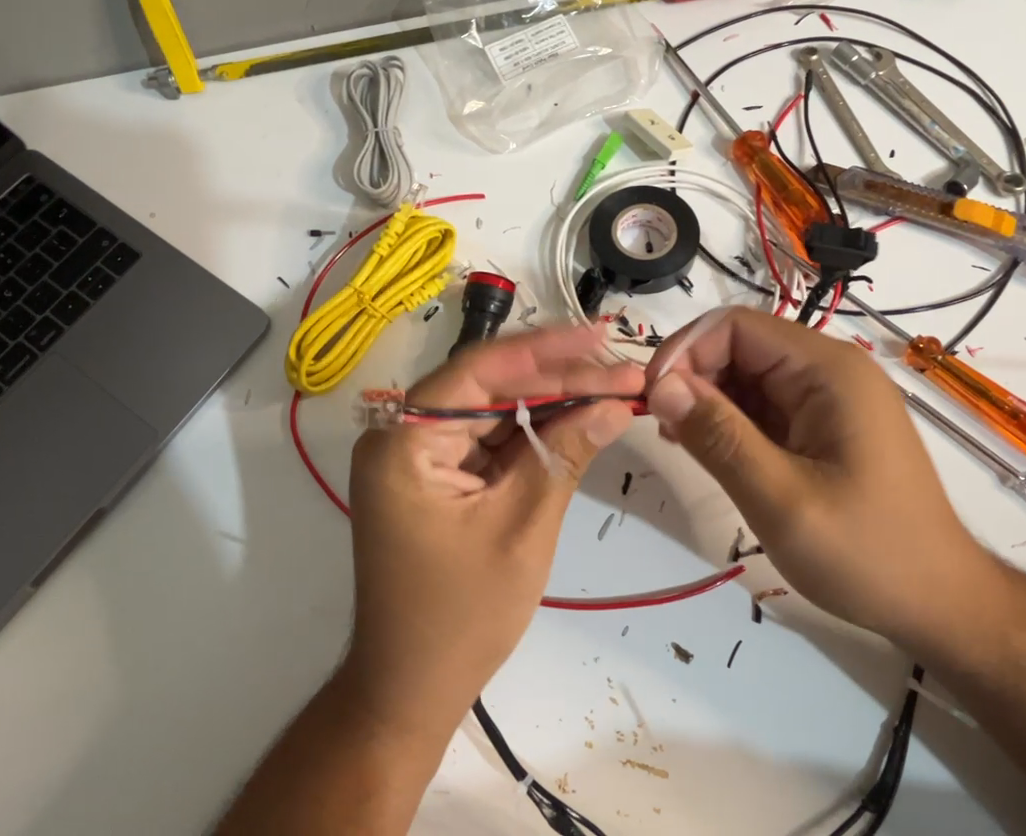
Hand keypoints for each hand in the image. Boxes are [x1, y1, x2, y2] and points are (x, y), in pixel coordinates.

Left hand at [340, 326, 642, 734]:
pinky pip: (490, 441)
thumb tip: (616, 402)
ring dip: (551, 402)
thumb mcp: (522, 527)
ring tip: (613, 385)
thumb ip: (565, 453)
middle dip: (558, 377)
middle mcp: (403, 437)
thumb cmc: (461, 617)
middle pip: (488, 387)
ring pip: (494, 411)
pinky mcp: (436, 479)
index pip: (479, 370)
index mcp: (404, 441)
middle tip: (622, 368)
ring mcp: (419, 458)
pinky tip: (580, 419)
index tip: (601, 337)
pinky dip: (533, 434)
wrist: (412, 689)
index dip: (546, 350)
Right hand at [644, 308, 996, 647]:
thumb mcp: (782, 500)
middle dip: (693, 376)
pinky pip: (765, 405)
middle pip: (741, 345)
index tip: (653, 402)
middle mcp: (831, 371)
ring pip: (748, 375)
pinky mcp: (825, 425)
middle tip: (666, 430)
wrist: (937, 602)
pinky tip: (711, 451)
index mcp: (829, 371)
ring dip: (708, 400)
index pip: (736, 326)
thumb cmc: (867, 553)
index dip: (686, 352)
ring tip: (684, 444)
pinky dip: (731, 421)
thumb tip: (661, 385)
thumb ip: (719, 437)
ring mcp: (830, 398)